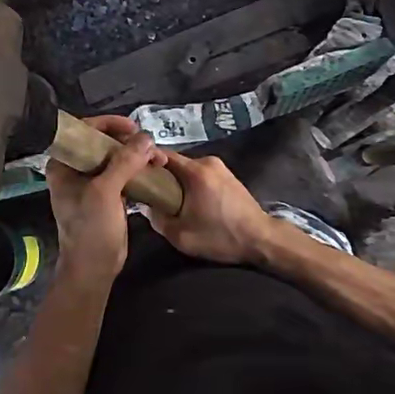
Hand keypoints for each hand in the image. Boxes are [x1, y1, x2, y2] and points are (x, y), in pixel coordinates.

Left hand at [45, 116, 162, 280]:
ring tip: (159, 159)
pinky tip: (155, 169)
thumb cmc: (91, 229)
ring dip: (138, 154)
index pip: (84, 130)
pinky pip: (125, 171)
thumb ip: (125, 161)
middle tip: (151, 144)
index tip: (132, 127)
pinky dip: (140, 168)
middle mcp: (75, 169)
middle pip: (104, 141)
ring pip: (117, 156)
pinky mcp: (108, 193)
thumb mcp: (106, 192)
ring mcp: (92, 182)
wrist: (94, 269)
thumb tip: (146, 137)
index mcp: (64, 165)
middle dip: (129, 140)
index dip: (108, 124)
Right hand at [143, 152, 277, 265]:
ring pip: (189, 170)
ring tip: (170, 201)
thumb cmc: (220, 236)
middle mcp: (208, 161)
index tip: (134, 175)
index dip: (146, 163)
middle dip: (162, 176)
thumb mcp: (181, 235)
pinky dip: (192, 184)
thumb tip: (146, 206)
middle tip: (151, 195)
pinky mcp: (228, 175)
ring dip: (178, 182)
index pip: (162, 156)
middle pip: (176, 163)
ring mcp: (221, 167)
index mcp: (196, 171)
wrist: (260, 238)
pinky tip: (190, 202)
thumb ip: (158, 219)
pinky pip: (201, 174)